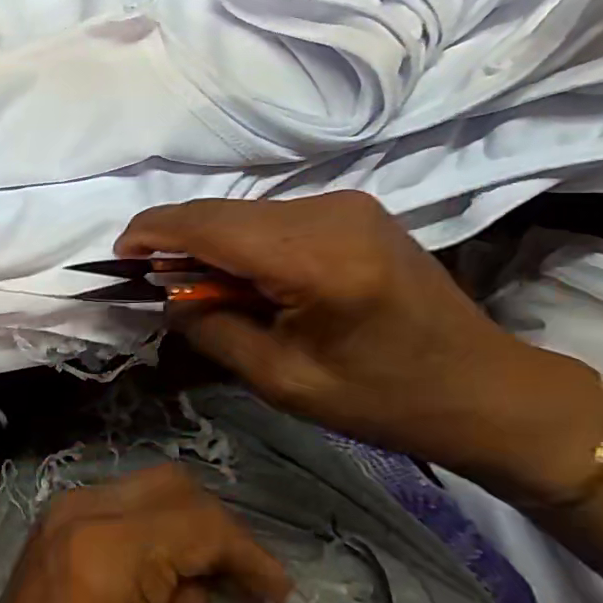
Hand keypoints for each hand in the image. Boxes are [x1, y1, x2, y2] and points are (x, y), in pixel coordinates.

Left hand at [0, 465, 341, 602]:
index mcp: (107, 546)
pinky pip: (119, 517)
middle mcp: (81, 510)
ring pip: (149, 503)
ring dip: (178, 559)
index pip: (203, 520)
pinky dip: (147, 555)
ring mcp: (60, 517)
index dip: (252, 556)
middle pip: (176, 492)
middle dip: (211, 548)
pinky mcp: (51, 534)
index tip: (284, 599)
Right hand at [116, 192, 602, 501]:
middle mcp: (329, 212)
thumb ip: (215, 329)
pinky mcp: (353, 207)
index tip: (119, 254)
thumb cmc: (385, 399)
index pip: (211, 226)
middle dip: (179, 239)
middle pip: (225, 212)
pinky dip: (246, 239)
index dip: (155, 232)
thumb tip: (166, 294)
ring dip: (213, 240)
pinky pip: (276, 215)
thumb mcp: (286, 382)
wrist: (482, 385)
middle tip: (152, 278)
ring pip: (248, 211)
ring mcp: (346, 202)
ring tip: (201, 285)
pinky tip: (248, 275)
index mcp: (317, 260)